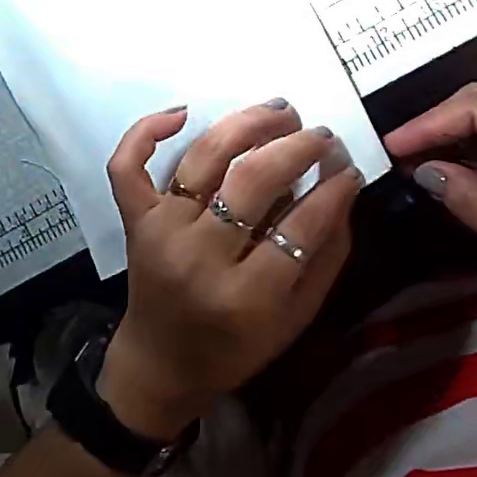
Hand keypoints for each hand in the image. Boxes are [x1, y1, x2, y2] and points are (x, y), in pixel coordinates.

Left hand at [99, 101, 363, 438]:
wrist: (161, 366)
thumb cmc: (237, 346)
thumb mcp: (298, 315)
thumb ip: (328, 254)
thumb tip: (345, 187)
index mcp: (246, 296)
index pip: (301, 224)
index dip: (334, 188)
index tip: (349, 169)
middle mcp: (199, 257)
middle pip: (253, 180)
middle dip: (298, 147)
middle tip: (322, 135)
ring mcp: (161, 233)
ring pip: (203, 159)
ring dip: (247, 124)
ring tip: (282, 110)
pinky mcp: (134, 222)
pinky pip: (127, 168)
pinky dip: (145, 132)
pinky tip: (181, 112)